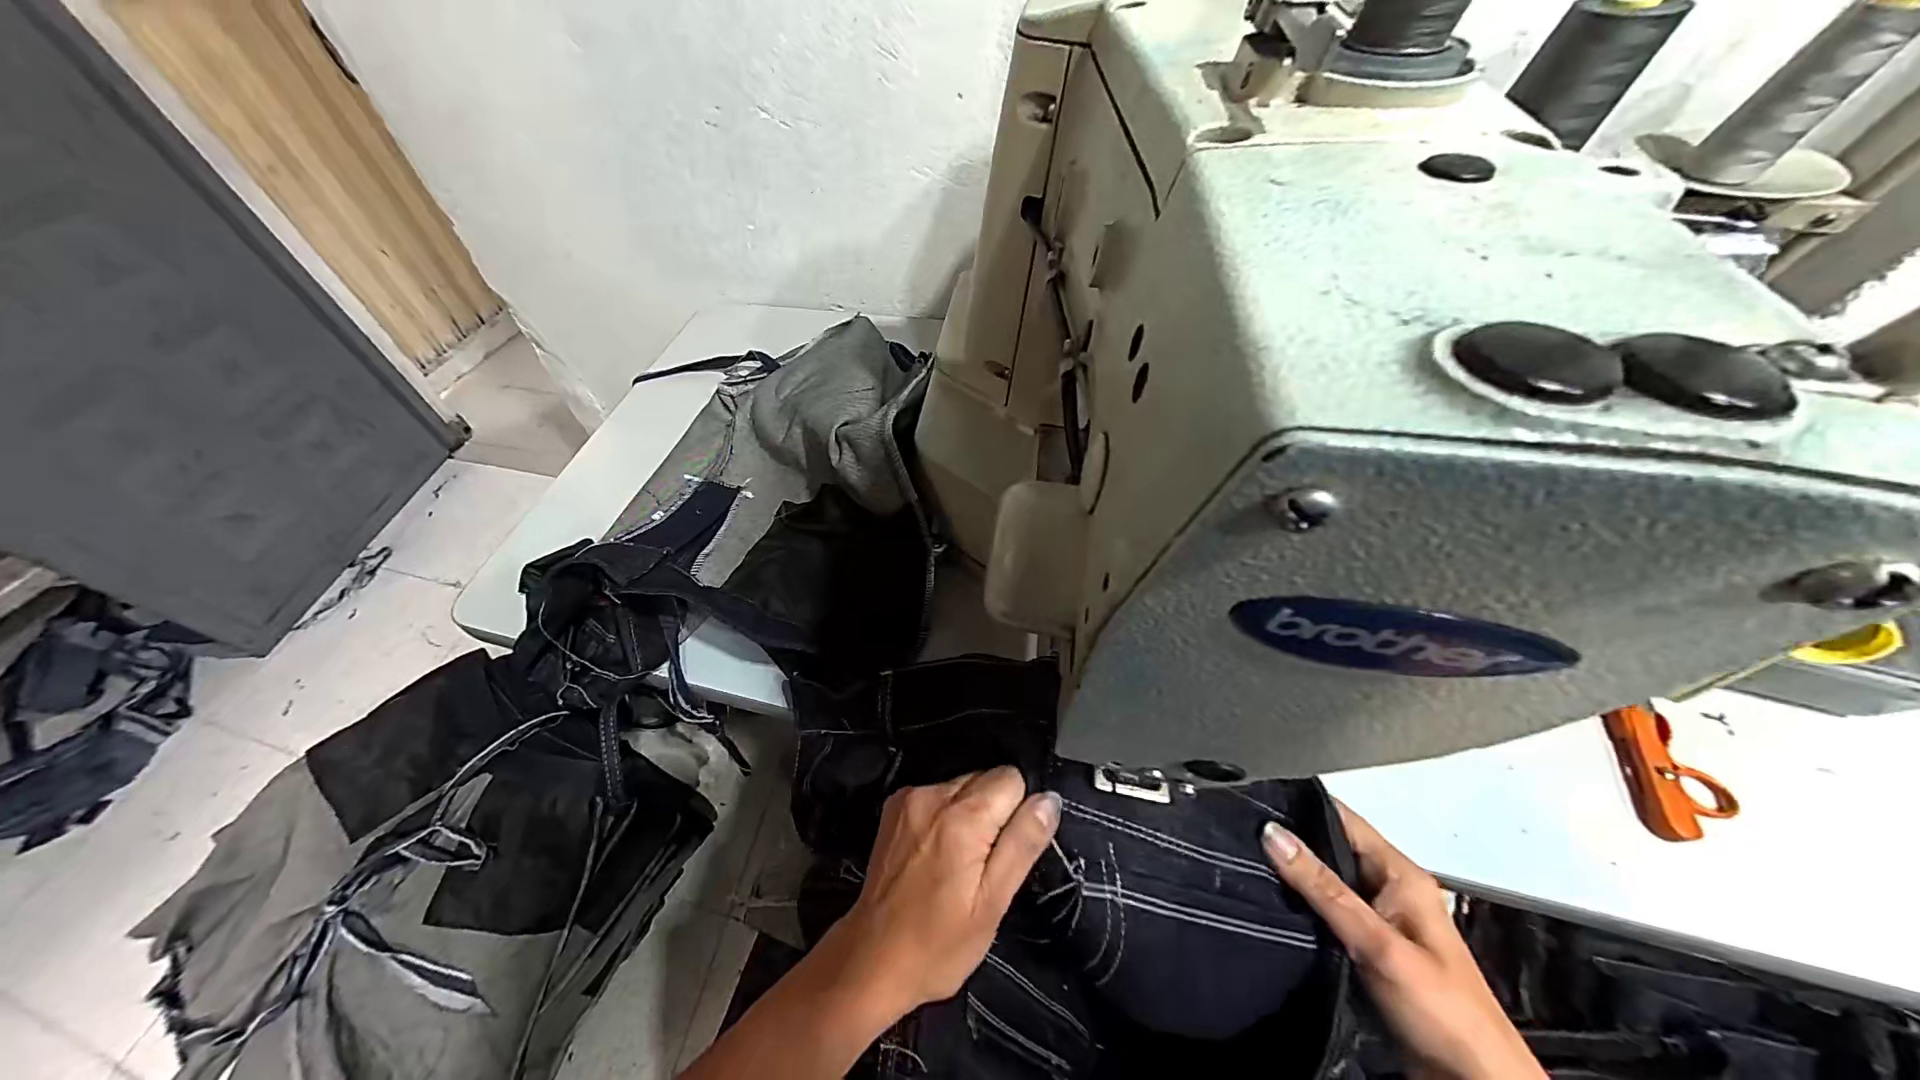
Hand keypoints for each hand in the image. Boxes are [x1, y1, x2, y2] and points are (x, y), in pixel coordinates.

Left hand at [826, 766, 1061, 1015]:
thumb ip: (1023, 843)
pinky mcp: (894, 806)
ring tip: (959, 861)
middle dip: (995, 810)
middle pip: (987, 776)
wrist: (872, 958)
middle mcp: (933, 795)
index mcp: (963, 818)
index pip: (1012, 778)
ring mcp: (910, 798)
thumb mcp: (993, 902)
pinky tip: (937, 852)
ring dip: (970, 811)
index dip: (1019, 812)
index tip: (1007, 849)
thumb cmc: (939, 944)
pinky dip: (945, 813)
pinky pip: (938, 793)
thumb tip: (1049, 799)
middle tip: (983, 862)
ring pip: (963, 783)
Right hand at [1262, 802, 1543, 1079]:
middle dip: (1292, 844)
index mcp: (1403, 877)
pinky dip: (1302, 911)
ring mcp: (1379, 923)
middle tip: (1247, 840)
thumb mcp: (1378, 943)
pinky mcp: (1366, 951)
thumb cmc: (1450, 1017)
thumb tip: (1277, 837)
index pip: (1343, 820)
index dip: (1303, 807)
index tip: (1261, 804)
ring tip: (1254, 871)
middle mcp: (1391, 893)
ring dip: (1295, 881)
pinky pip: (1325, 916)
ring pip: (1324, 885)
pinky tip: (1278, 912)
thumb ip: (1324, 889)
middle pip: (1330, 850)